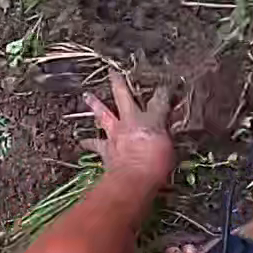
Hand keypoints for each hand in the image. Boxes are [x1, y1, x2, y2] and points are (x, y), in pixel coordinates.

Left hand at [82, 71, 174, 189]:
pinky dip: (88, 142)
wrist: (133, 179)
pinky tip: (82, 141)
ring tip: (88, 96)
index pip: (160, 100)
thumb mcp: (170, 149)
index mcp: (152, 120)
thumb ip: (167, 136)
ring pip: (103, 113)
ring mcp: (116, 133)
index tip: (165, 84)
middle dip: (119, 83)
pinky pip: (94, 143)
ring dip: (95, 104)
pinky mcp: (106, 148)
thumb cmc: (156, 165)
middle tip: (113, 73)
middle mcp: (131, 121)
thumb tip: (168, 132)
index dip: (163, 92)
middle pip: (123, 96)